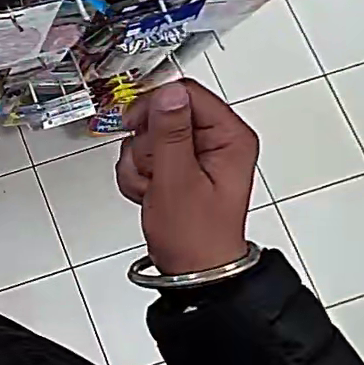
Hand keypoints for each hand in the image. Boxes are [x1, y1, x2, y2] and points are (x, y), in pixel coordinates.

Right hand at [116, 79, 258, 274]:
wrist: (191, 271)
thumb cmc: (196, 236)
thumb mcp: (178, 180)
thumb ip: (170, 133)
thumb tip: (168, 93)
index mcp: (228, 136)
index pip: (185, 93)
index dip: (154, 107)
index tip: (135, 126)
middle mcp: (214, 140)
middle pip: (162, 113)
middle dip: (146, 145)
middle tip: (156, 172)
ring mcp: (194, 154)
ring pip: (147, 136)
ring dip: (139, 164)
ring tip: (154, 189)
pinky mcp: (176, 167)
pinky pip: (142, 156)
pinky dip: (137, 175)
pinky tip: (149, 193)